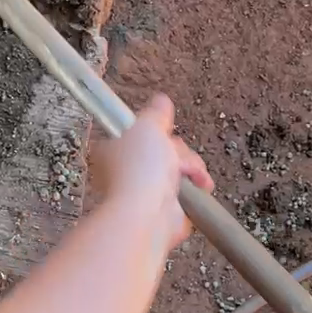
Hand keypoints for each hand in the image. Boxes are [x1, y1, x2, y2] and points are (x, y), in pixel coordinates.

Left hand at [88, 94, 212, 254]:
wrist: (148, 212)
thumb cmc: (139, 168)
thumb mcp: (147, 126)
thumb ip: (155, 112)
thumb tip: (161, 100)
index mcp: (112, 150)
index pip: (138, 132)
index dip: (156, 130)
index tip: (164, 131)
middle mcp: (126, 170)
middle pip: (163, 148)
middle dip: (179, 150)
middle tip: (175, 157)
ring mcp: (146, 190)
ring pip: (179, 167)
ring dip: (191, 167)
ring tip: (191, 176)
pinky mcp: (165, 206)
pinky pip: (187, 189)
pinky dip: (196, 188)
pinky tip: (199, 187)